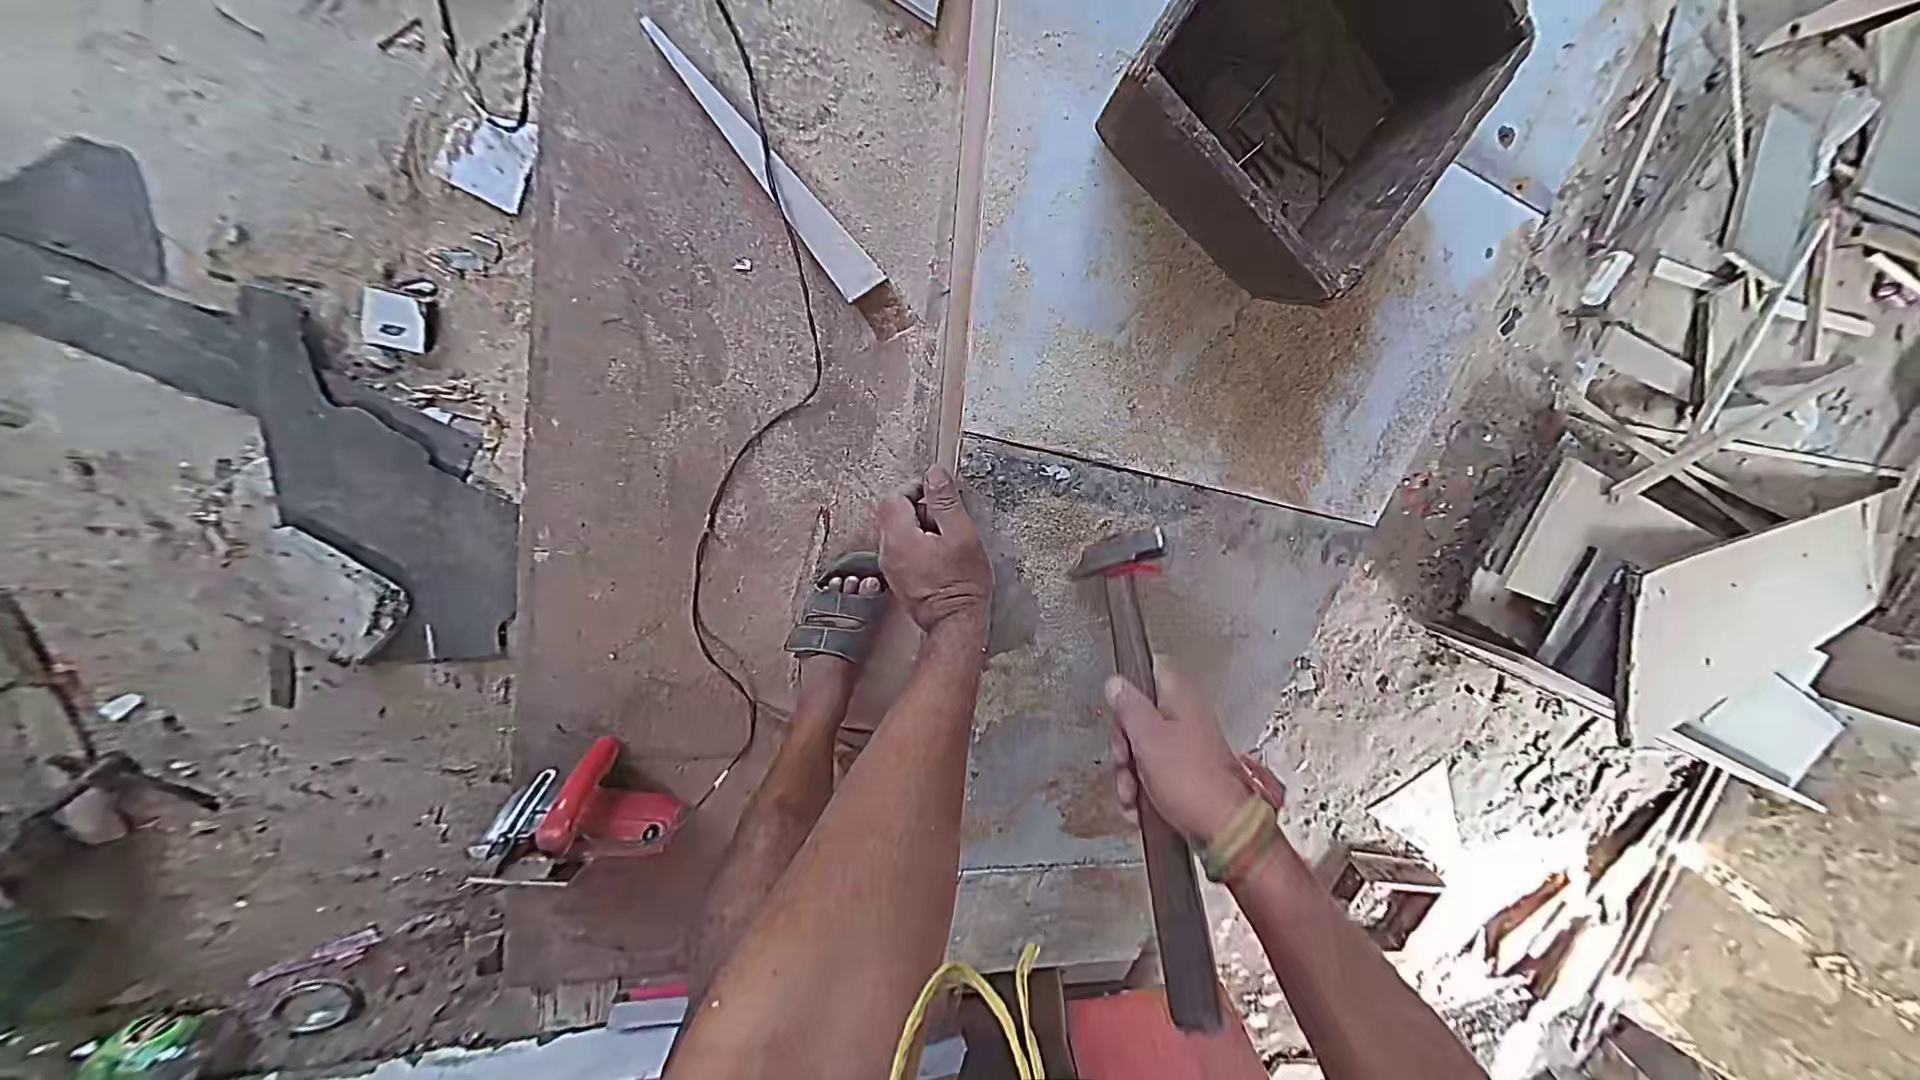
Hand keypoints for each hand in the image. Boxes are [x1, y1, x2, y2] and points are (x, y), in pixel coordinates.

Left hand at [876, 466, 992, 636]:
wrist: (957, 623)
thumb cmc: (963, 584)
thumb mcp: (962, 535)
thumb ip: (945, 502)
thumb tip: (934, 474)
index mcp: (898, 539)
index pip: (894, 497)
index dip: (916, 489)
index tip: (937, 493)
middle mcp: (887, 552)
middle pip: (894, 513)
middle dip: (920, 509)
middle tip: (946, 520)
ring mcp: (890, 567)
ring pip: (898, 531)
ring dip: (921, 527)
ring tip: (946, 541)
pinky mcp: (898, 577)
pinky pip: (902, 549)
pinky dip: (919, 544)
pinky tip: (940, 556)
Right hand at [1105, 665, 1249, 845]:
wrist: (1225, 833)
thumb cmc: (1192, 782)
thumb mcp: (1148, 736)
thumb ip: (1128, 706)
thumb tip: (1115, 683)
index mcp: (1181, 701)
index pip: (1147, 677)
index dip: (1127, 696)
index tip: (1120, 717)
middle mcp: (1186, 721)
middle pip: (1138, 719)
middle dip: (1123, 745)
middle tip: (1127, 759)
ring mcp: (1186, 750)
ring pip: (1141, 751)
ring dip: (1129, 774)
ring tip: (1133, 792)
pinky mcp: (1185, 778)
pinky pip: (1152, 776)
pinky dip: (1142, 791)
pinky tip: (1140, 805)